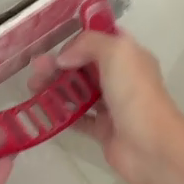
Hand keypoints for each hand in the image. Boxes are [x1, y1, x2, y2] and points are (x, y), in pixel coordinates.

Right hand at [33, 31, 183, 183]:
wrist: (150, 146)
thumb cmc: (135, 93)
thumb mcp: (116, 52)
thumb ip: (88, 43)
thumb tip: (64, 58)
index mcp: (129, 55)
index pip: (102, 38)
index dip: (80, 37)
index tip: (56, 41)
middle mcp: (121, 78)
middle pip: (84, 65)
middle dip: (59, 64)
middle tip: (36, 68)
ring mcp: (111, 105)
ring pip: (78, 90)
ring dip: (55, 86)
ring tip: (32, 87)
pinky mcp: (102, 130)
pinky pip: (77, 118)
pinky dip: (59, 113)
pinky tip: (41, 108)